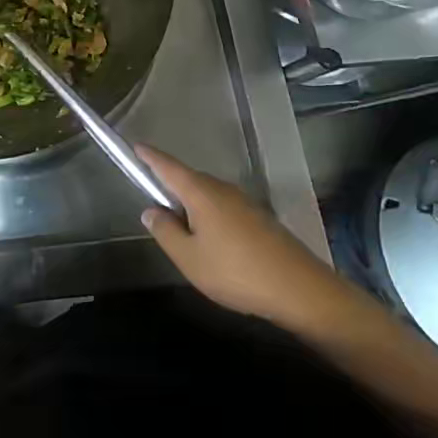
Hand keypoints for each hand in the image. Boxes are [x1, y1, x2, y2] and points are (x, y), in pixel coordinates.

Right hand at [137, 144, 357, 329]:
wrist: (301, 291)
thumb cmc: (236, 272)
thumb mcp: (189, 258)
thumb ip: (165, 232)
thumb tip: (151, 211)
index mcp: (201, 193)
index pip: (169, 167)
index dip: (150, 156)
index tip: (136, 146)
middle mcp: (223, 190)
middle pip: (190, 180)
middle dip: (171, 186)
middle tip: (155, 204)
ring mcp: (246, 203)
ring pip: (208, 196)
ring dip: (192, 205)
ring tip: (182, 230)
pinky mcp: (261, 220)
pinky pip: (224, 208)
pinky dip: (210, 216)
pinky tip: (212, 242)